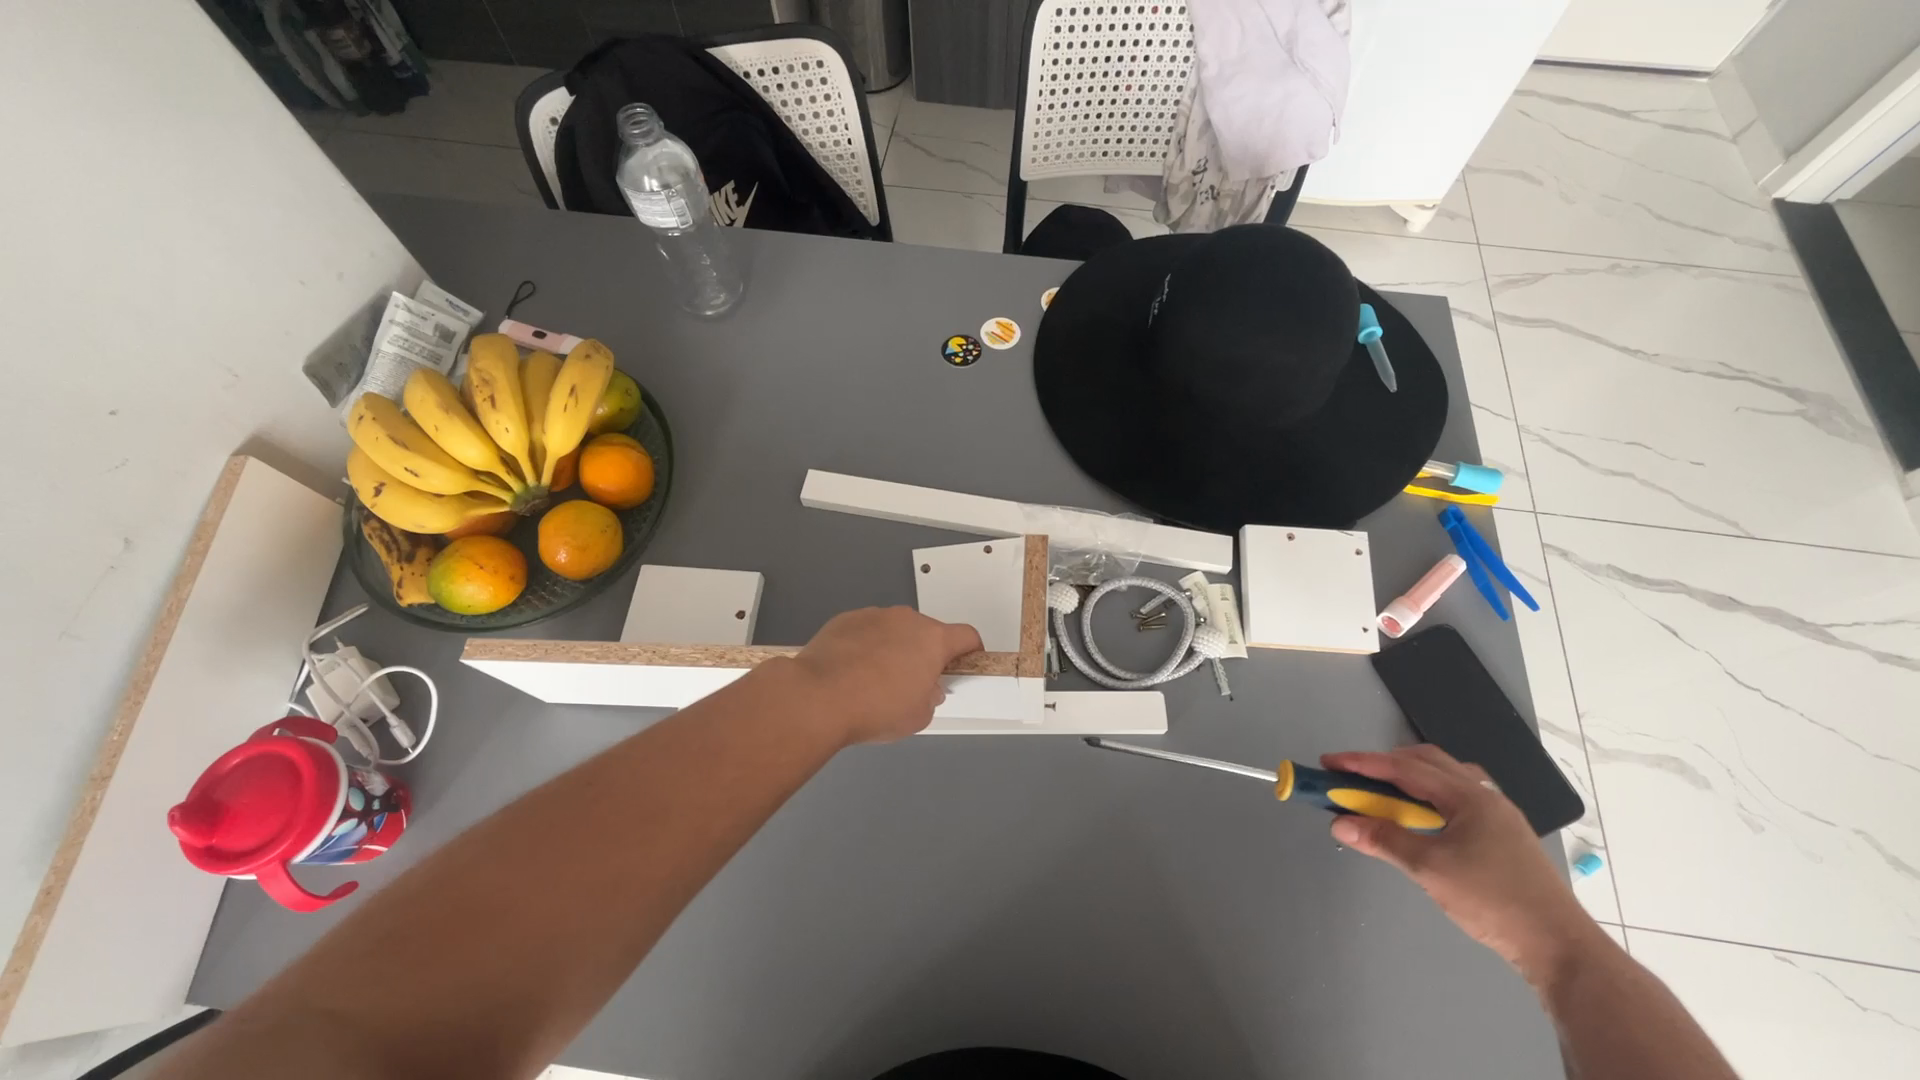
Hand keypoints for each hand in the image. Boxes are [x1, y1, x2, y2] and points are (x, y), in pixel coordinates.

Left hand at [786, 606, 983, 746]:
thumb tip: (925, 690)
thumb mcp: (918, 716)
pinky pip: (865, 631)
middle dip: (924, 654)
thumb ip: (930, 697)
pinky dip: (864, 646)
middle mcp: (906, 620)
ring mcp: (874, 616)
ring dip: (892, 648)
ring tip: (874, 680)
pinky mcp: (845, 620)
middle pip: (927, 632)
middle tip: (911, 683)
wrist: (818, 698)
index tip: (966, 662)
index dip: (970, 651)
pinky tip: (851, 672)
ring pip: (894, 630)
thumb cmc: (874, 708)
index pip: (966, 636)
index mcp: (933, 640)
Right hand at [1324, 744, 1605, 984]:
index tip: (1329, 763)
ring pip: (1447, 778)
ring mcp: (1499, 815)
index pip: (1405, 768)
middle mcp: (1486, 796)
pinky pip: (1458, 798)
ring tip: (1384, 797)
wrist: (1559, 946)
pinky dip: (1429, 798)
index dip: (1363, 763)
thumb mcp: (1429, 869)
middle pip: (1429, 762)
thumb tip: (1340, 824)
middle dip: (1386, 764)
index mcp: (1469, 797)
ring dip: (1410, 779)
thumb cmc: (1492, 900)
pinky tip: (1421, 820)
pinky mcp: (1504, 836)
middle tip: (1354, 778)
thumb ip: (1384, 840)